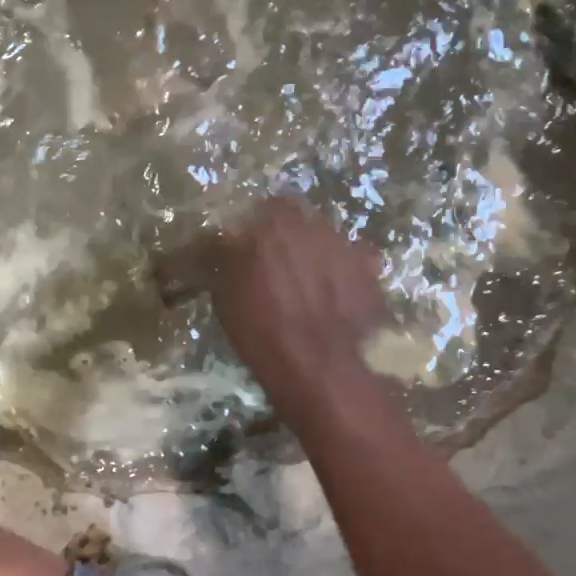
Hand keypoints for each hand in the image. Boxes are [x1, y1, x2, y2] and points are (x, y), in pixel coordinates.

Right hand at [161, 198, 389, 427]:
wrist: (322, 367)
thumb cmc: (261, 334)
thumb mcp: (224, 297)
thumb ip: (220, 263)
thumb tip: (205, 250)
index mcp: (271, 227)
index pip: (261, 208)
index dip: (252, 226)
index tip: (242, 245)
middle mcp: (312, 226)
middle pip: (295, 217)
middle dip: (282, 235)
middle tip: (270, 263)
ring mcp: (346, 245)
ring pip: (323, 236)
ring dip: (310, 252)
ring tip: (302, 283)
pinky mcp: (371, 269)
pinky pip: (350, 260)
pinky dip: (338, 272)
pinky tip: (330, 295)